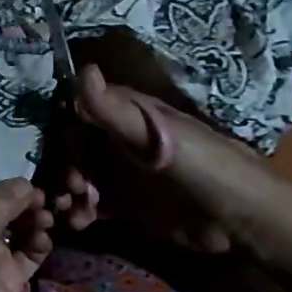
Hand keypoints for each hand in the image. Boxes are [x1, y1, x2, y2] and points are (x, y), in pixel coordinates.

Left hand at [0, 177, 64, 291]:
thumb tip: (25, 182)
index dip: (16, 192)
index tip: (38, 190)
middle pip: (10, 213)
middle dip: (30, 207)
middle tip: (48, 207)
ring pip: (22, 233)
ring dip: (37, 225)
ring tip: (47, 223)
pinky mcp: (8, 284)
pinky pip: (29, 258)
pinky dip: (40, 247)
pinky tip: (45, 243)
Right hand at [67, 63, 277, 252]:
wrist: (239, 217)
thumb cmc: (202, 164)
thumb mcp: (156, 133)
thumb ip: (114, 109)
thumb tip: (82, 69)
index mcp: (127, 115)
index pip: (79, 112)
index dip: (62, 128)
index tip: (53, 149)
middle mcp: (120, 142)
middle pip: (75, 149)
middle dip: (63, 167)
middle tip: (72, 187)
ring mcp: (122, 174)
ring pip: (79, 178)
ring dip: (66, 192)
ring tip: (70, 209)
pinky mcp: (126, 206)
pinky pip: (91, 206)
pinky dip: (79, 213)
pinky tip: (78, 222)